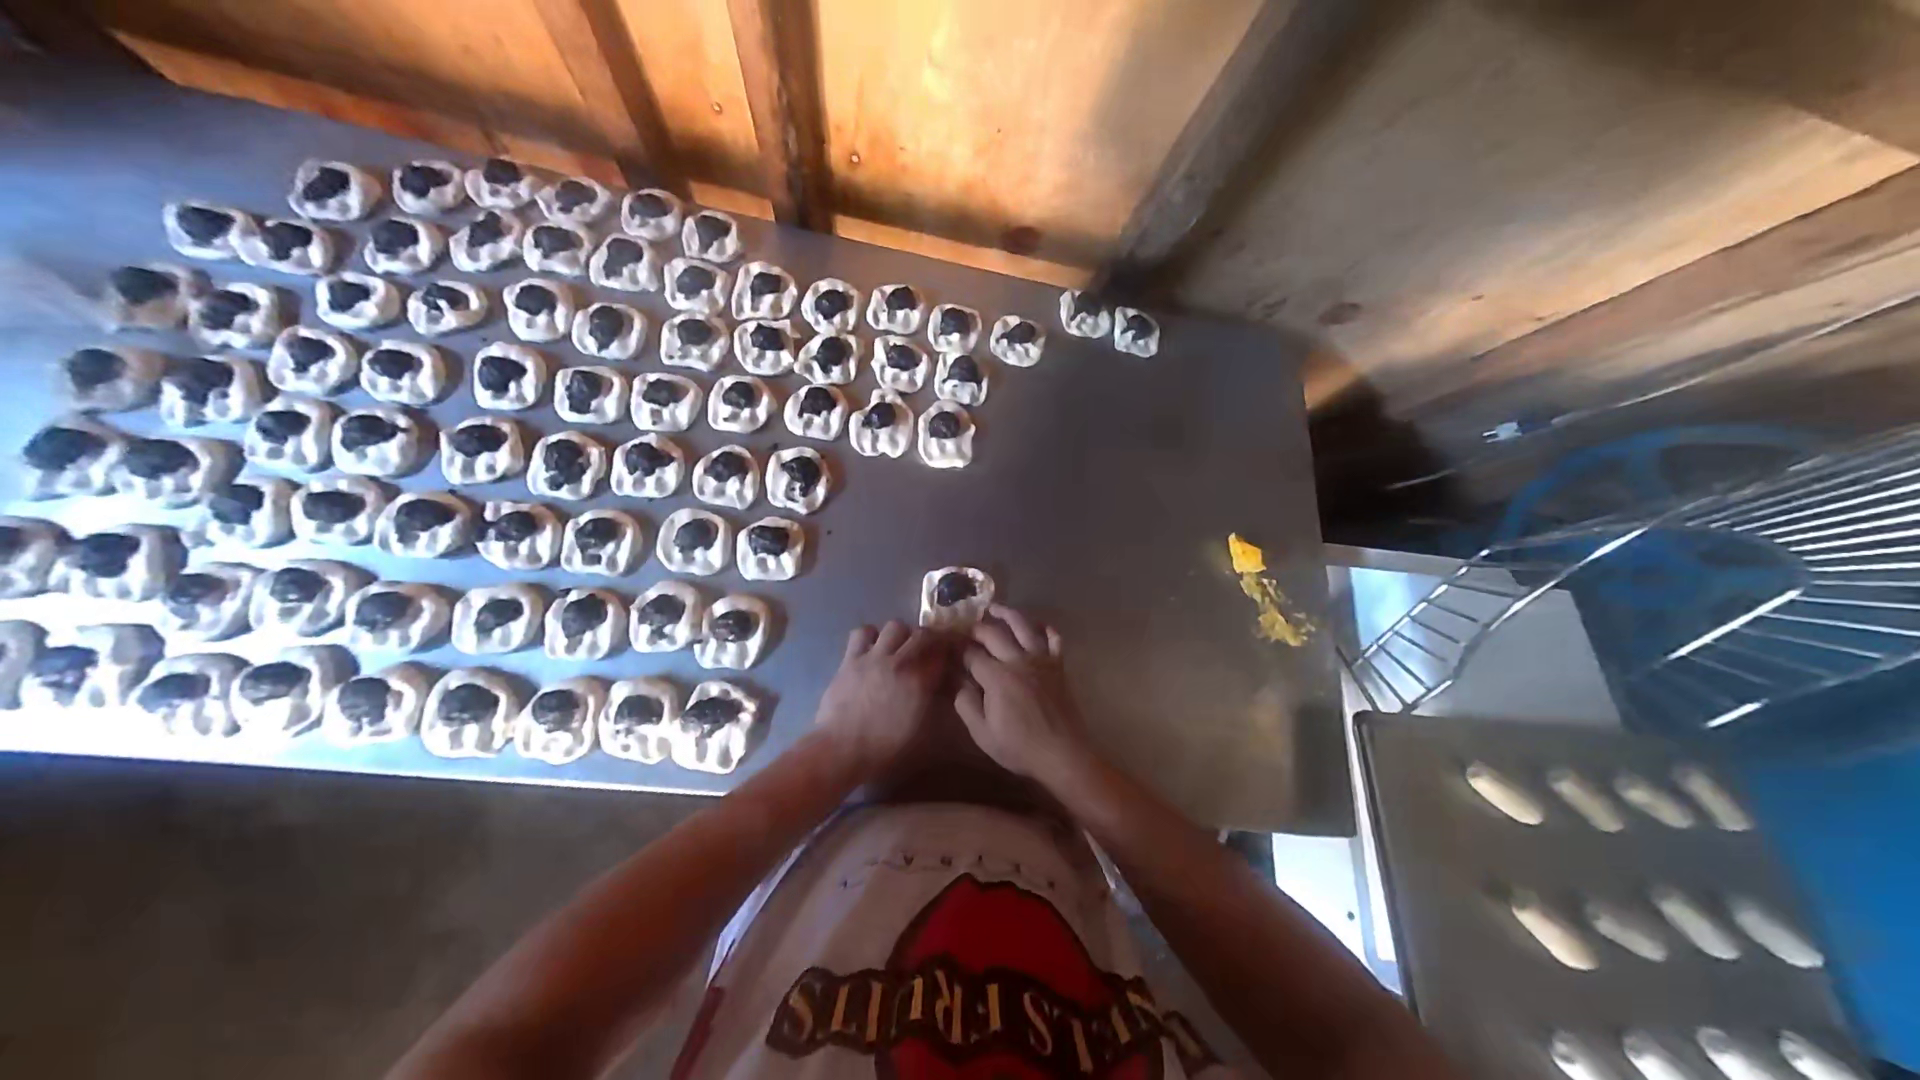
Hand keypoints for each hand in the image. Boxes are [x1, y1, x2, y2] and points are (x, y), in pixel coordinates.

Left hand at [813, 620, 948, 781]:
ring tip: (899, 647)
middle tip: (926, 650)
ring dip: (901, 634)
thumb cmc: (886, 748)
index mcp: (921, 681)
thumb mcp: (922, 730)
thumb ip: (933, 702)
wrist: (843, 750)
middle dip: (929, 639)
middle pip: (922, 634)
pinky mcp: (851, 659)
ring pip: (895, 626)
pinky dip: (871, 635)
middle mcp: (900, 662)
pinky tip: (872, 648)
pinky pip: (862, 632)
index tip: (950, 654)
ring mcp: (873, 657)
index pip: (943, 652)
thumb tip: (940, 685)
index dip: (949, 650)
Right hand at [954, 606, 1090, 785]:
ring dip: (1007, 614)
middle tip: (964, 626)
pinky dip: (1045, 628)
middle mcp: (1018, 660)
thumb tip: (957, 681)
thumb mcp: (982, 733)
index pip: (970, 654)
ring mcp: (1041, 660)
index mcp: (996, 677)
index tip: (946, 644)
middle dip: (975, 627)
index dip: (956, 648)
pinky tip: (1037, 625)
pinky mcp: (1058, 666)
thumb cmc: (1019, 747)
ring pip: (1023, 626)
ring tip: (993, 608)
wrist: (1062, 754)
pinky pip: (1054, 638)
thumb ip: (966, 703)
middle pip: (993, 633)